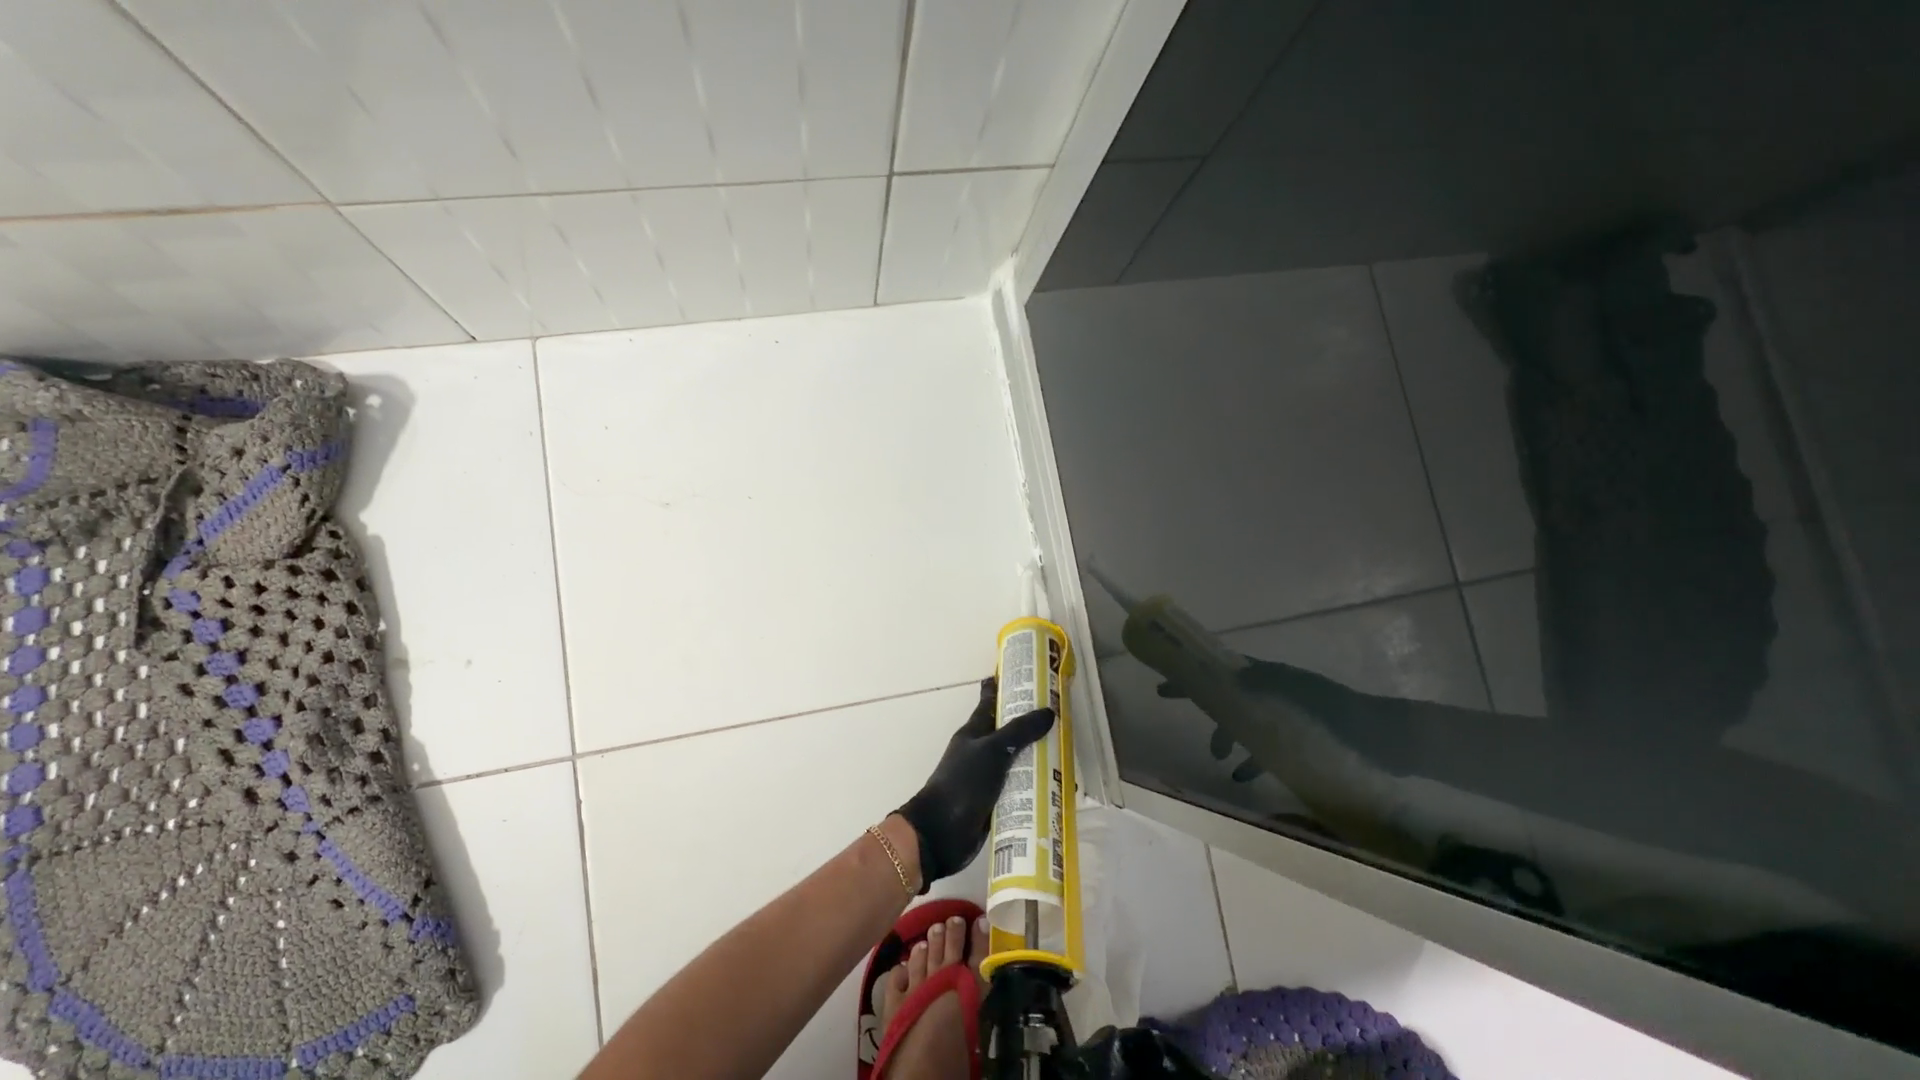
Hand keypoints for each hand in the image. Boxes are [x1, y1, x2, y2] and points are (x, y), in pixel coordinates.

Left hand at [896, 677, 1054, 890]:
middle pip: (1010, 732)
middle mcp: (982, 752)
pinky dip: (1038, 787)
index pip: (989, 701)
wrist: (940, 833)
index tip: (1022, 673)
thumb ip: (1019, 731)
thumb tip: (1049, 712)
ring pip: (1019, 762)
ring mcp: (989, 778)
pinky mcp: (996, 803)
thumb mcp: (992, 751)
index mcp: (974, 732)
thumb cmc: (962, 784)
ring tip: (1069, 755)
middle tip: (1062, 717)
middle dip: (1032, 725)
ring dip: (1040, 759)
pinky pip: (1022, 790)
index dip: (1001, 686)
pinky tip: (1059, 789)